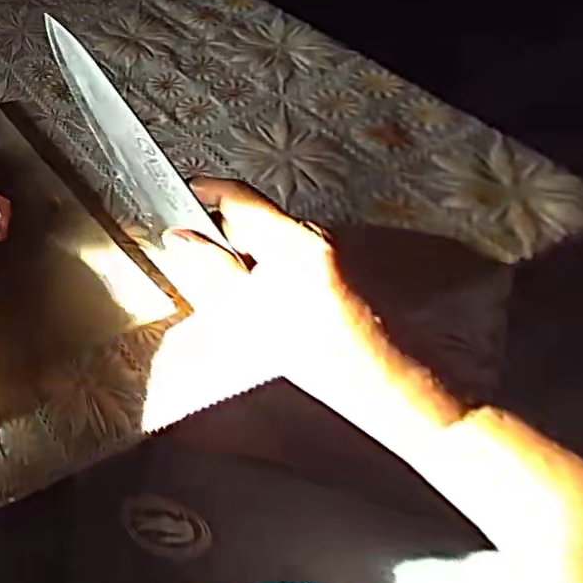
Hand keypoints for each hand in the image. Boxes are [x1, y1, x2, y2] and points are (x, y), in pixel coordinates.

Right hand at [165, 178, 381, 385]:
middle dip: (227, 234)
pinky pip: (298, 255)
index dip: (208, 189)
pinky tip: (274, 300)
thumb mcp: (247, 311)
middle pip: (258, 219)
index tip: (188, 190)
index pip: (240, 196)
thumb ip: (211, 266)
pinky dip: (279, 267)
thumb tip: (181, 237)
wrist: (402, 393)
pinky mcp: (354, 271)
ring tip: (242, 290)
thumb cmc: (326, 357)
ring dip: (254, 254)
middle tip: (204, 259)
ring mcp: (342, 253)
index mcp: (293, 240)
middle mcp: (322, 238)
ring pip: (277, 239)